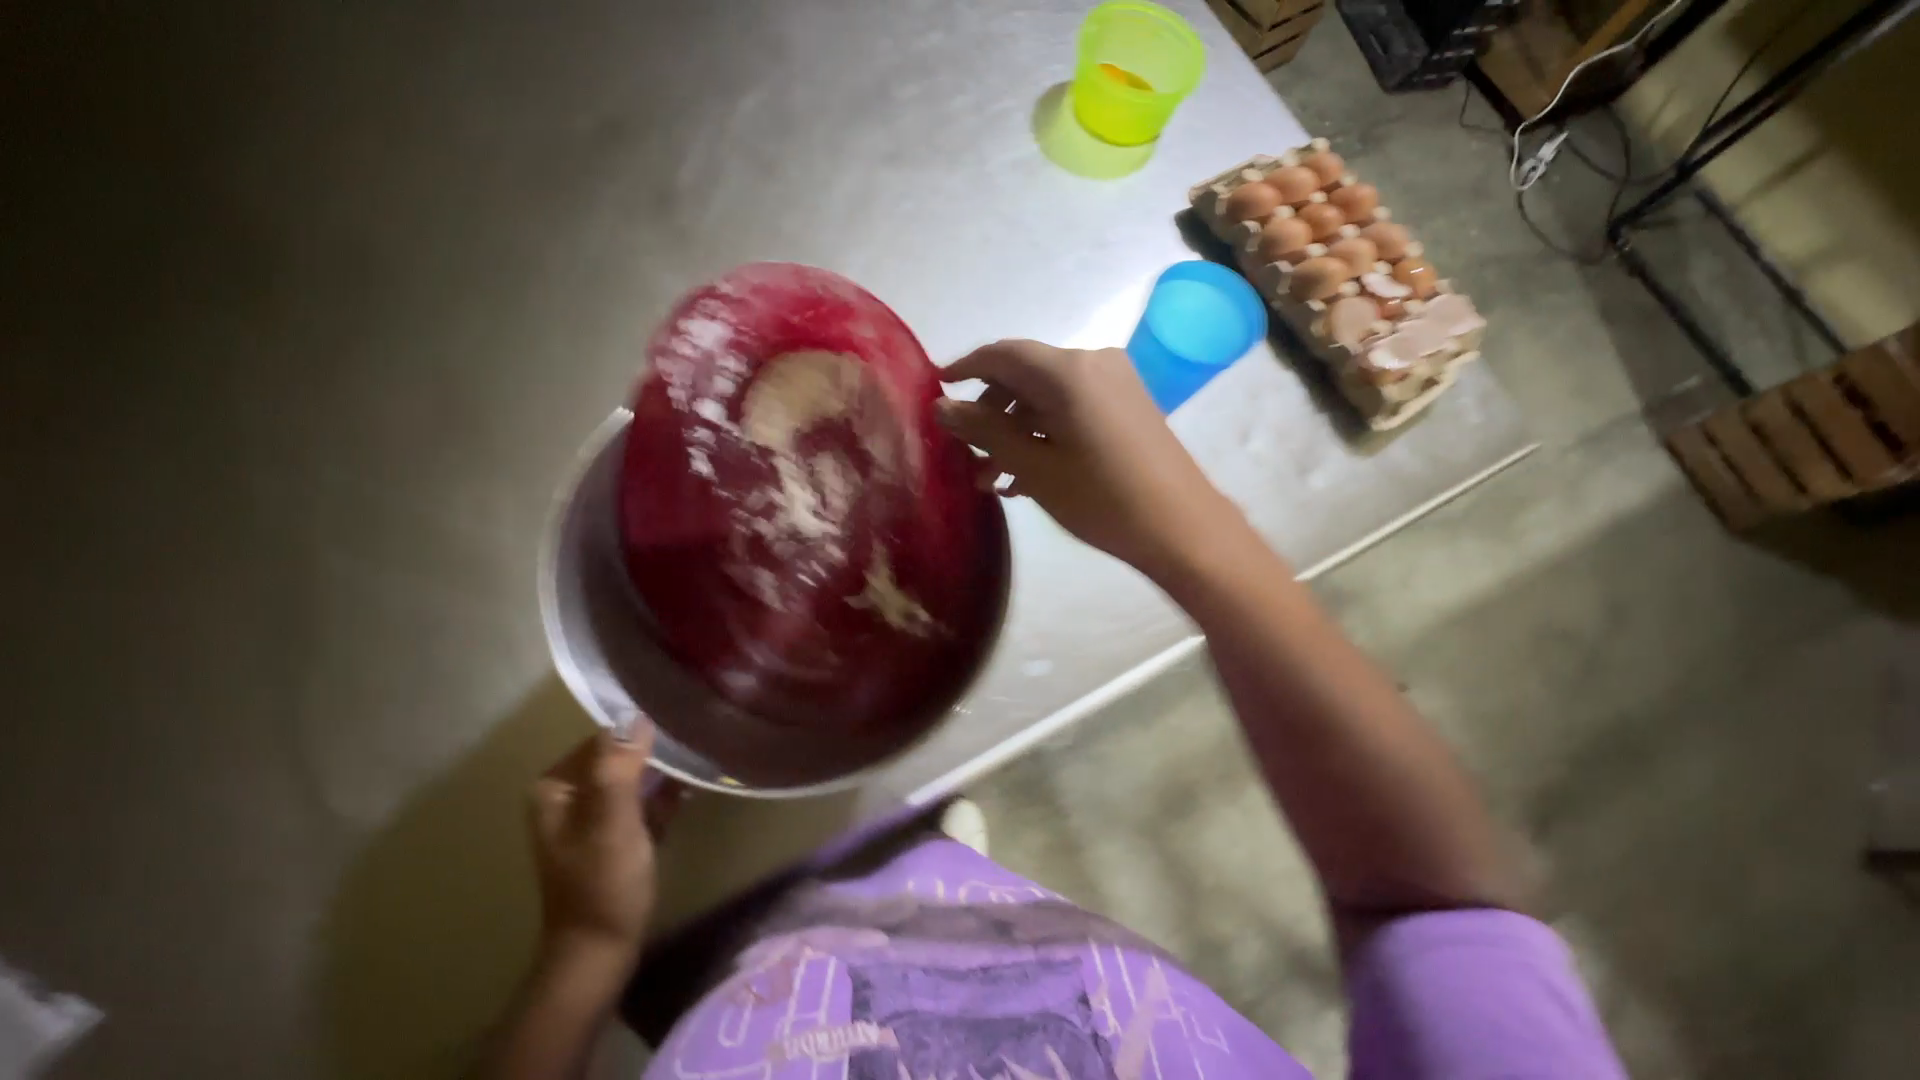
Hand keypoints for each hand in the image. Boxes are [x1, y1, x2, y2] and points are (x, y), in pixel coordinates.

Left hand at [527, 721, 683, 965]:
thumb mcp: (612, 821)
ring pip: (634, 781)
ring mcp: (592, 819)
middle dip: (655, 752)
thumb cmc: (603, 883)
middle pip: (619, 758)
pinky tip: (693, 789)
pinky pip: (642, 805)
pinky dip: (664, 798)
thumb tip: (636, 716)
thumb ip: (620, 767)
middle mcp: (569, 797)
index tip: (680, 725)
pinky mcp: (615, 840)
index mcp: (556, 788)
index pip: (604, 739)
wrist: (599, 953)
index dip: (641, 733)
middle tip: (696, 739)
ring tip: (700, 758)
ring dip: (663, 773)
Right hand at [938, 340, 1241, 575]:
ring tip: (994, 480)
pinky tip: (1027, 476)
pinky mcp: (1128, 406)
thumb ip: (985, 430)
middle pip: (1024, 375)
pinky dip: (1044, 433)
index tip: (936, 388)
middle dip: (990, 413)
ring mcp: (1116, 383)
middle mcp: (1093, 363)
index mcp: (1069, 370)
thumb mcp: (1034, 467)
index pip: (1002, 354)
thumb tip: (942, 405)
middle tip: (967, 455)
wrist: (1182, 529)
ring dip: (1015, 431)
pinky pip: (1072, 408)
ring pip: (1047, 396)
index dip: (964, 368)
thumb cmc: (1102, 499)